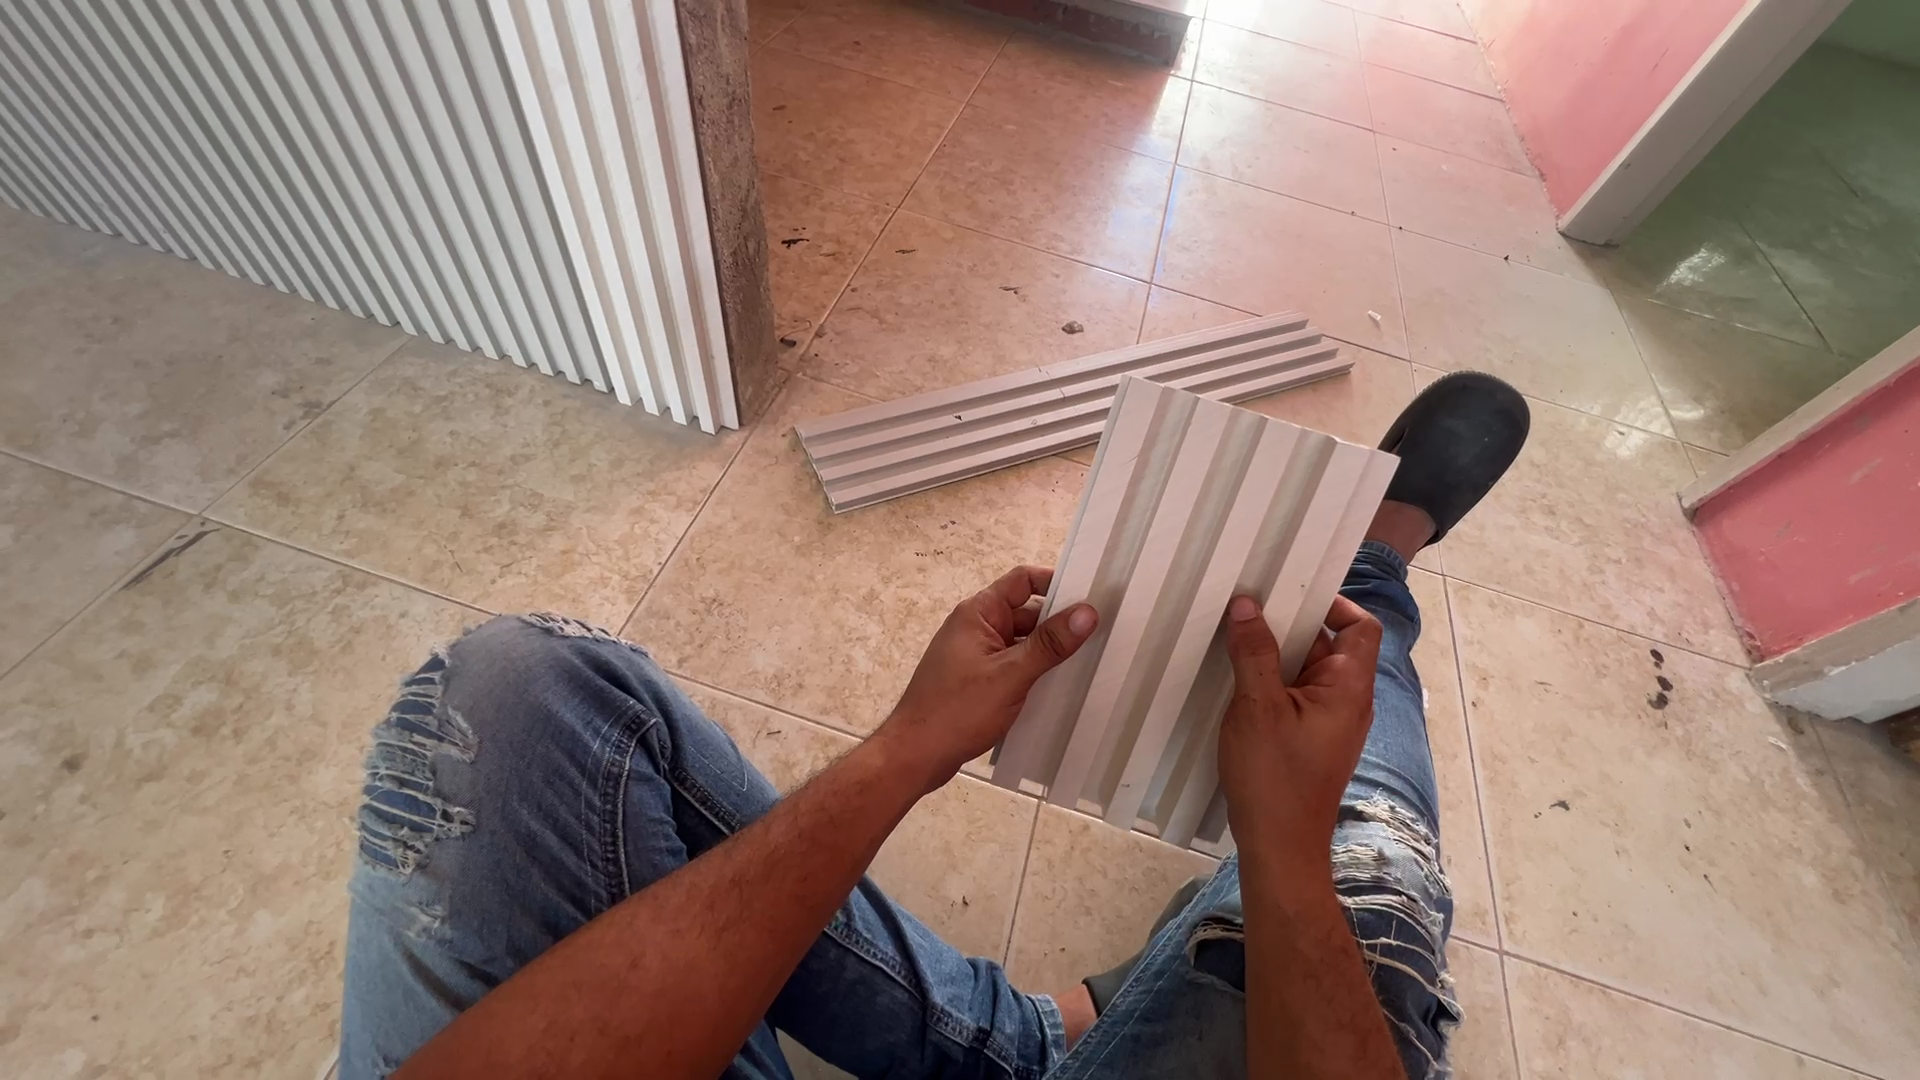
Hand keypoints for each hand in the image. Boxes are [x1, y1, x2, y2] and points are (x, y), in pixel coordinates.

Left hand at [877, 566, 1097, 793]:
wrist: (915, 755)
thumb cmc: (957, 710)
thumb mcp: (1010, 675)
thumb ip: (1049, 644)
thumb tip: (1088, 611)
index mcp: (979, 613)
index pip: (1023, 581)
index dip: (1056, 582)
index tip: (1091, 595)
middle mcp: (977, 627)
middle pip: (1027, 612)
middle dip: (1060, 622)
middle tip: (1104, 633)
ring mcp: (977, 655)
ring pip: (1023, 643)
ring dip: (1049, 651)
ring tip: (1092, 661)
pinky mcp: (979, 681)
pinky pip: (1014, 666)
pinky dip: (1035, 672)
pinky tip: (1061, 689)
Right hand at [1218, 594, 1381, 870]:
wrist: (1279, 844)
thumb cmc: (1274, 775)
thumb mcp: (1257, 707)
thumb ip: (1253, 652)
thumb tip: (1246, 604)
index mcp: (1348, 688)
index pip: (1361, 628)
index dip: (1333, 604)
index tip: (1289, 593)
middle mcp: (1346, 701)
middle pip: (1328, 645)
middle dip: (1289, 625)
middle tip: (1248, 607)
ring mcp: (1327, 721)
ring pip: (1305, 670)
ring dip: (1274, 652)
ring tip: (1235, 635)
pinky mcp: (1308, 737)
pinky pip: (1293, 693)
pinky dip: (1270, 678)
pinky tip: (1236, 675)